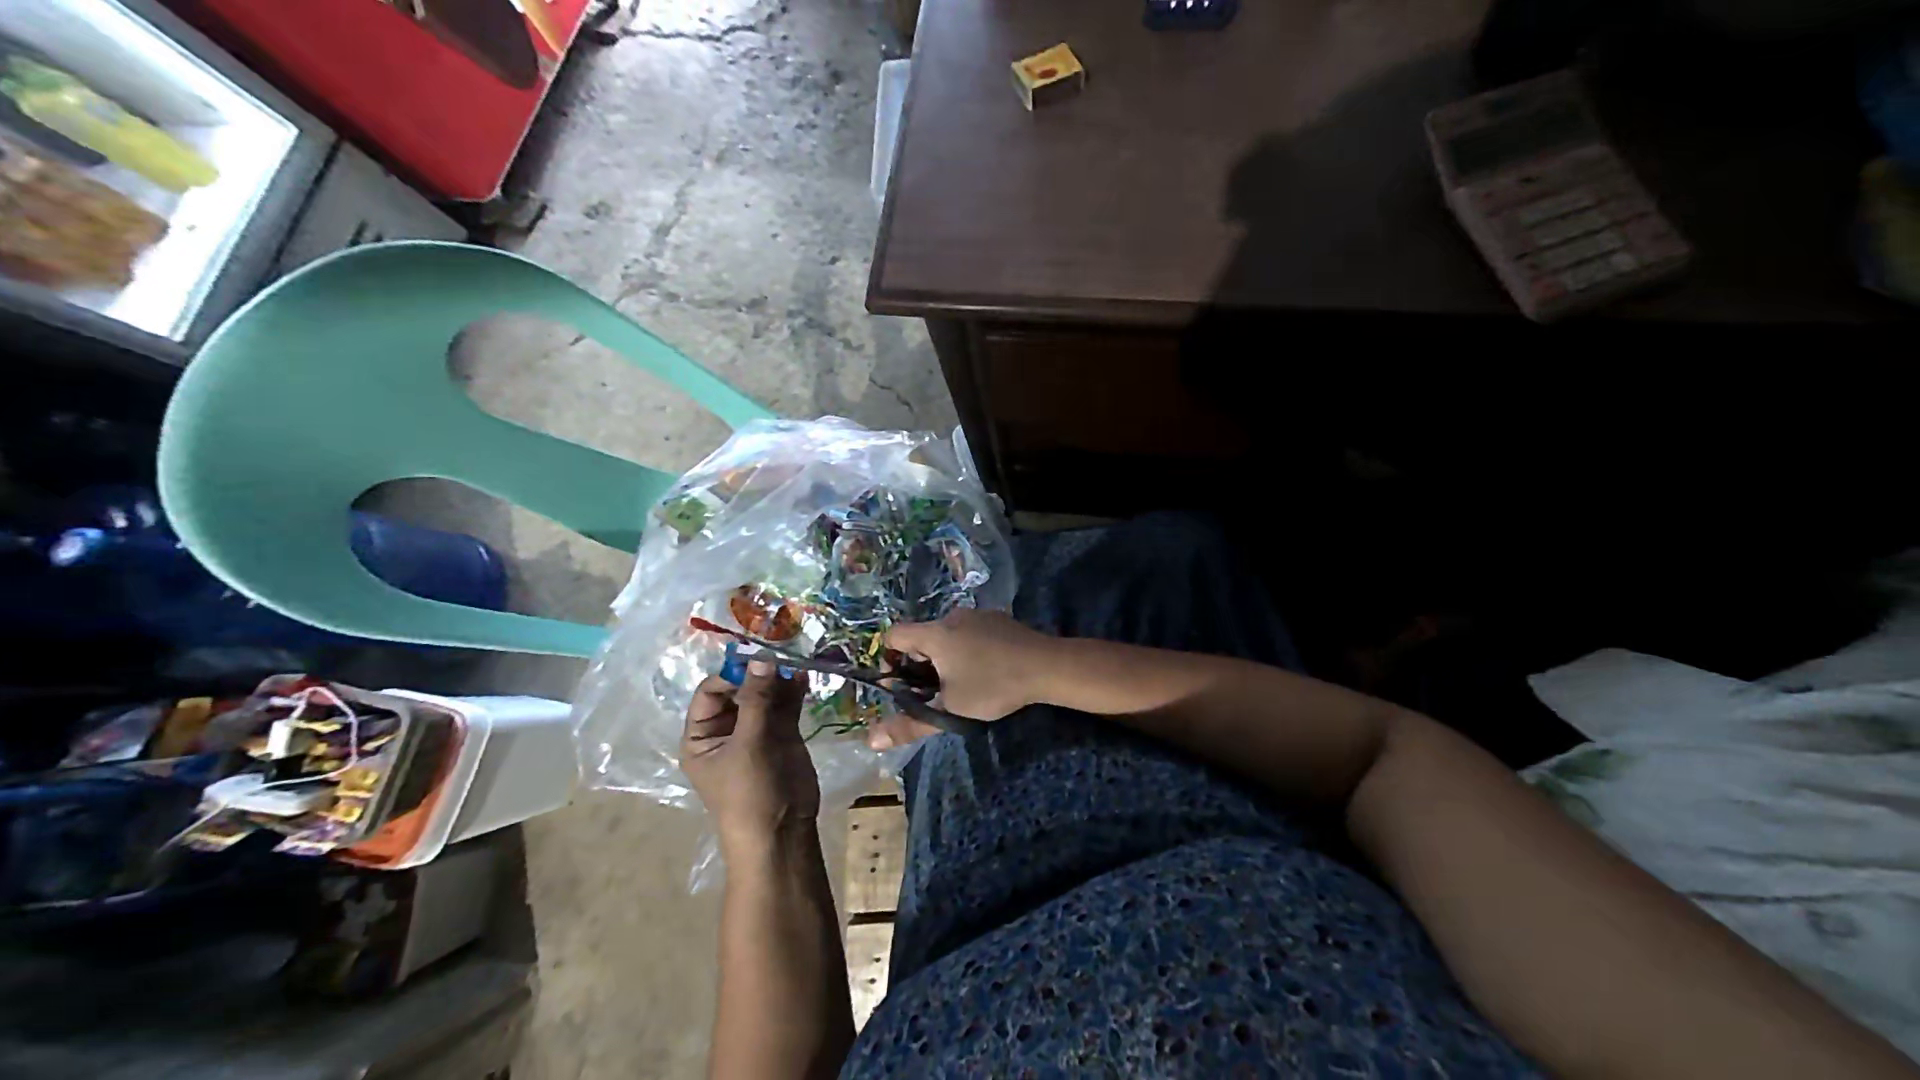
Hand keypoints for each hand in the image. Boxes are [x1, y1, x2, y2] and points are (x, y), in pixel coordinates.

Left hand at [682, 660, 817, 848]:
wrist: (782, 833)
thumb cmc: (750, 793)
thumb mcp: (748, 745)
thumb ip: (756, 700)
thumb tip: (763, 659)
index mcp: (701, 736)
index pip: (710, 692)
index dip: (732, 674)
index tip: (757, 659)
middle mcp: (726, 729)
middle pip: (740, 689)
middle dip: (759, 672)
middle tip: (782, 653)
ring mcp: (756, 731)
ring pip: (765, 694)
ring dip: (779, 678)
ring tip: (796, 661)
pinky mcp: (782, 735)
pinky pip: (785, 706)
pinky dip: (794, 690)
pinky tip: (805, 676)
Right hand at [865, 609, 1053, 749]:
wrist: (1048, 666)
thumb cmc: (993, 685)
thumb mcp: (950, 708)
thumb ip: (910, 724)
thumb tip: (871, 741)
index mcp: (935, 633)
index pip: (895, 635)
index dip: (890, 659)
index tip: (902, 686)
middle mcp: (952, 616)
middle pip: (921, 636)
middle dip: (920, 665)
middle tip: (933, 693)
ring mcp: (978, 615)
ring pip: (948, 636)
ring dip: (945, 658)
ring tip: (961, 685)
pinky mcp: (999, 620)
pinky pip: (970, 633)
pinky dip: (967, 650)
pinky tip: (986, 672)